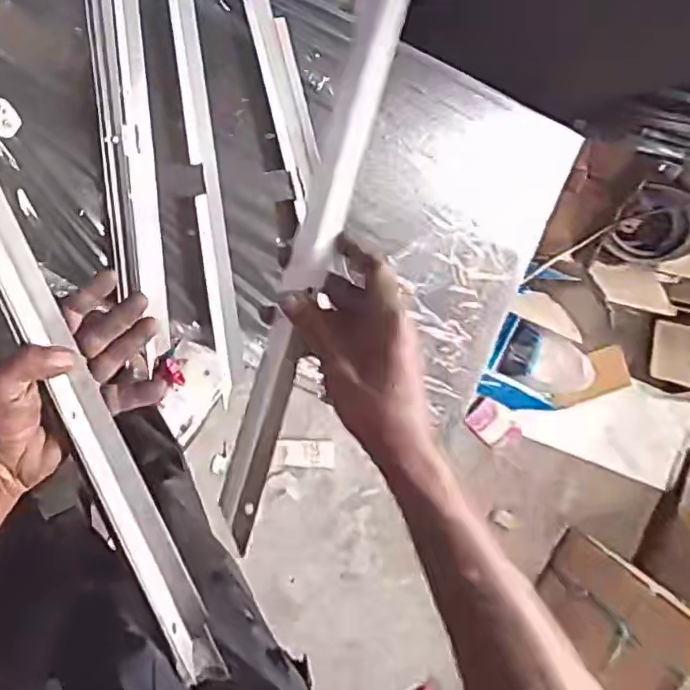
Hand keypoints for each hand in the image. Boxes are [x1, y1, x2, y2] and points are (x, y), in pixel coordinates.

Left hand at [0, 270, 170, 498]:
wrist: (6, 464)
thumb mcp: (3, 384)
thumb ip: (29, 362)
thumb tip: (66, 356)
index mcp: (45, 348)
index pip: (70, 314)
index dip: (91, 295)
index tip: (109, 280)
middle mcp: (68, 362)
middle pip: (100, 331)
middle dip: (121, 315)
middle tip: (141, 300)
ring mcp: (84, 385)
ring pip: (115, 358)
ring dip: (134, 343)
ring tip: (151, 327)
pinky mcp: (95, 410)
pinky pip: (122, 397)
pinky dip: (141, 392)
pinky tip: (157, 385)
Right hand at [282, 239, 435, 468]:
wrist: (401, 448)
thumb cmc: (377, 407)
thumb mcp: (336, 363)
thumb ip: (312, 327)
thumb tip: (290, 300)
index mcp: (389, 316)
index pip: (374, 268)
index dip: (352, 250)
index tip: (330, 241)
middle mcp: (390, 323)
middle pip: (354, 289)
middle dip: (321, 283)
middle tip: (293, 278)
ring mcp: (385, 341)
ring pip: (348, 313)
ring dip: (319, 310)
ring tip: (288, 311)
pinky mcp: (377, 358)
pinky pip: (350, 333)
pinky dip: (327, 331)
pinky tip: (301, 338)